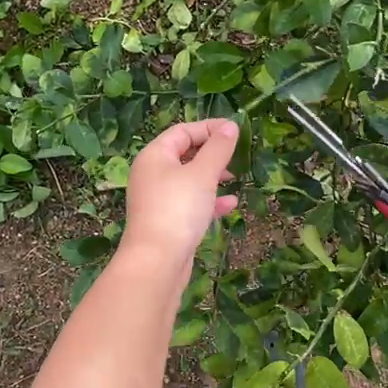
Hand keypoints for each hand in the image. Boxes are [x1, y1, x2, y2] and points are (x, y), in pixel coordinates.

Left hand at [121, 119, 240, 265]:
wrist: (156, 262)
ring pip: (188, 179)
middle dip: (211, 153)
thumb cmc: (178, 209)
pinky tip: (230, 205)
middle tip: (236, 155)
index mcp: (155, 155)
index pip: (183, 131)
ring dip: (212, 176)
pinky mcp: (166, 220)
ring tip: (234, 178)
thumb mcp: (203, 174)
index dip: (209, 127)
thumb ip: (218, 148)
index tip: (235, 131)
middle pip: (184, 153)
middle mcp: (152, 173)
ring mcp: (157, 198)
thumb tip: (230, 125)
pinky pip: (189, 202)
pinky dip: (208, 200)